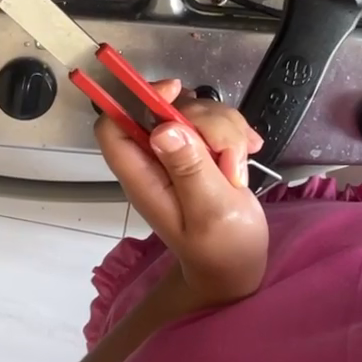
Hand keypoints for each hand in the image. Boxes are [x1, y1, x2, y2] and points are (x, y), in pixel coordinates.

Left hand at [94, 80, 269, 308]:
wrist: (239, 265)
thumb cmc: (223, 248)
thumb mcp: (212, 211)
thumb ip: (190, 169)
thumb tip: (161, 129)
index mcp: (142, 177)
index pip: (113, 126)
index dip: (135, 101)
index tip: (175, 96)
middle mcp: (154, 160)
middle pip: (166, 110)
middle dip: (205, 120)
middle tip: (230, 154)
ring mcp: (177, 155)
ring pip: (195, 112)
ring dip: (226, 130)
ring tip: (239, 166)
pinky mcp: (200, 153)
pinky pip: (214, 124)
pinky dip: (236, 134)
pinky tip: (249, 153)